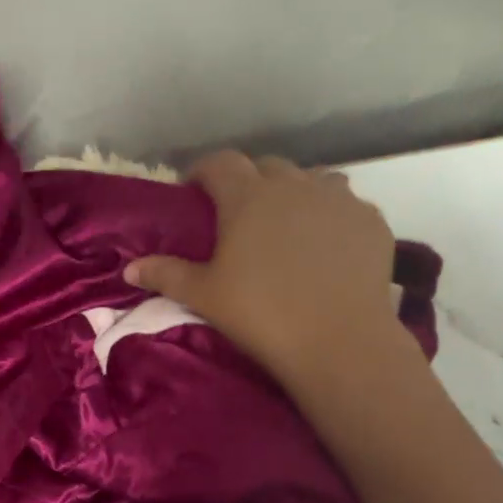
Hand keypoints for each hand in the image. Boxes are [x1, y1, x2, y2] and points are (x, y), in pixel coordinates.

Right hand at [125, 151, 398, 380]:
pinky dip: (326, 215)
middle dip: (246, 181)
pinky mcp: (371, 221)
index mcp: (248, 198)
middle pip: (267, 166)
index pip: (221, 163)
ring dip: (292, 192)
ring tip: (281, 224)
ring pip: (312, 179)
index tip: (191, 190)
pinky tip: (319, 246)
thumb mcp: (200, 295)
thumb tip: (131, 267)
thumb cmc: (257, 312)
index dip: (202, 171)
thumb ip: (164, 274)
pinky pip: (344, 204)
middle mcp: (295, 186)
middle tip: (233, 213)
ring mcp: (340, 200)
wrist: (337, 339)